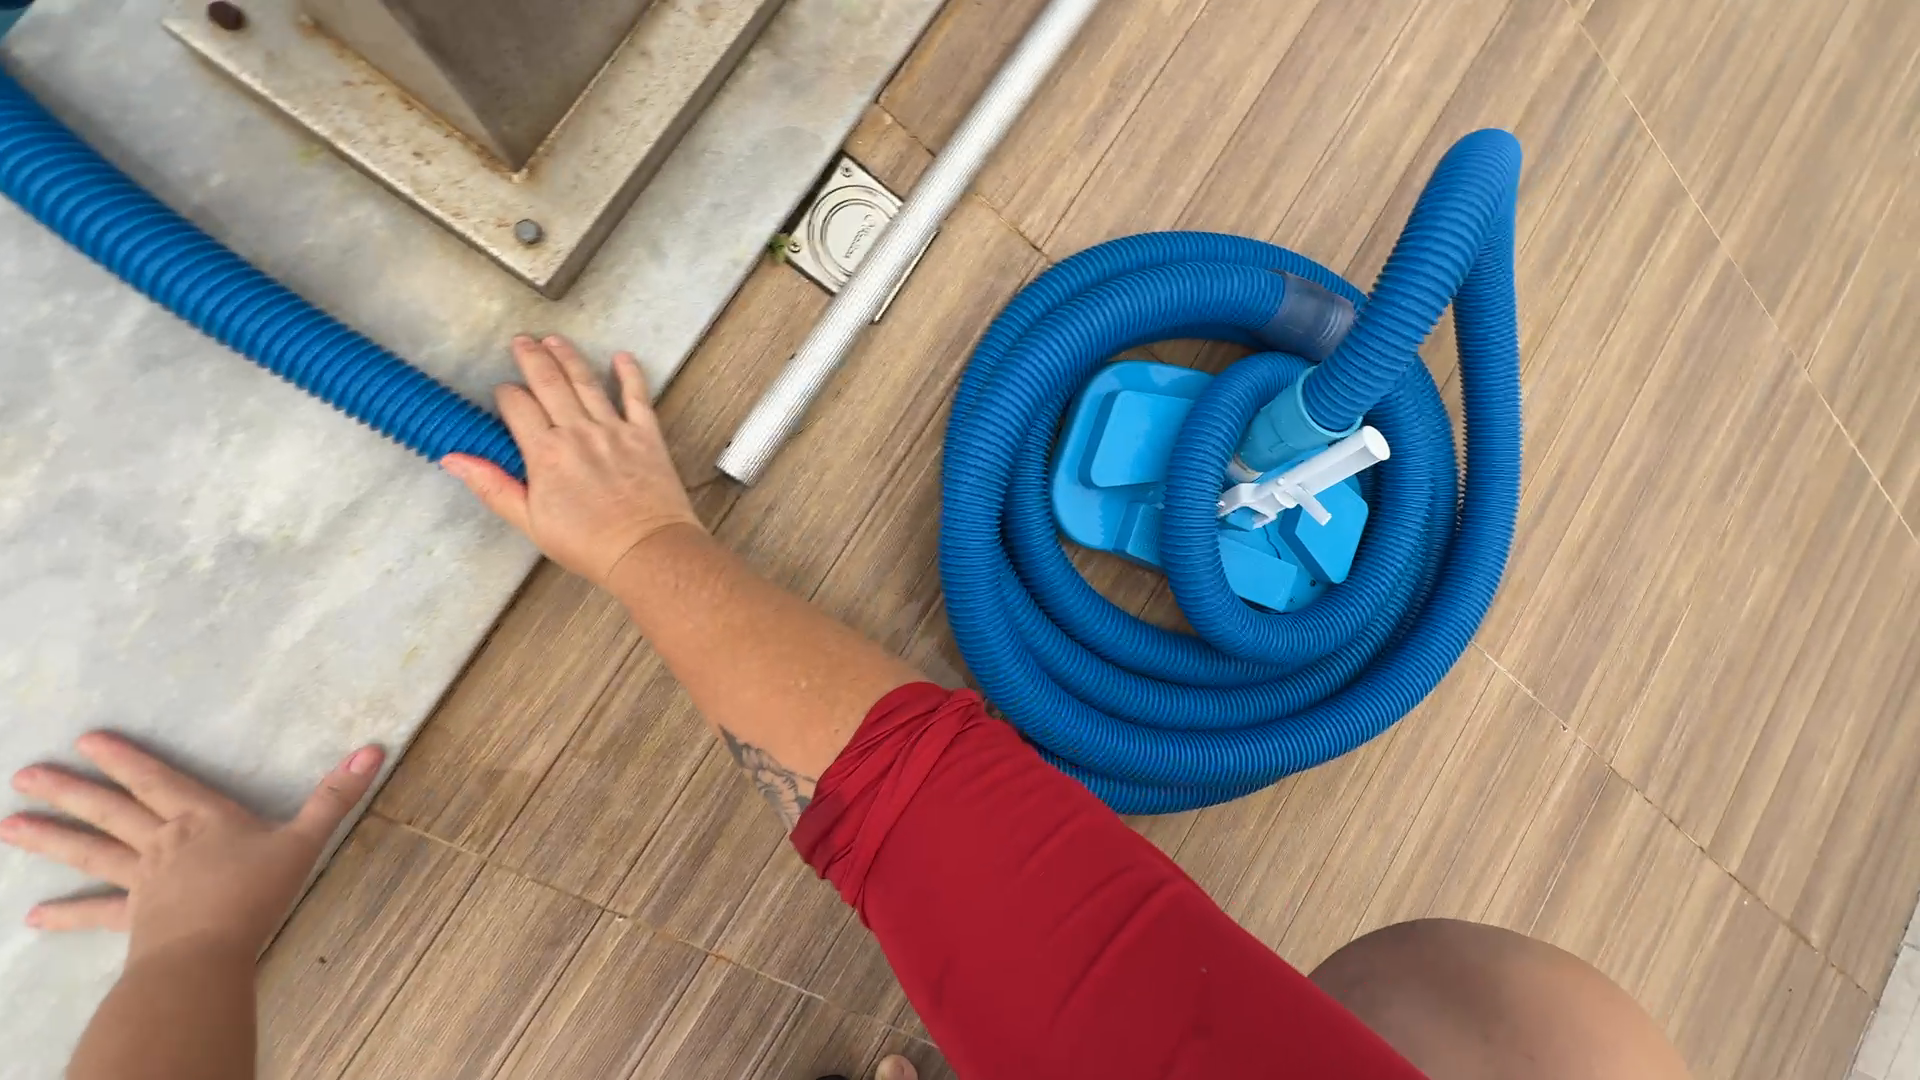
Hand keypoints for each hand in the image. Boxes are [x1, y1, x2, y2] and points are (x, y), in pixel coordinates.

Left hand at [1, 734, 383, 963]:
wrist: (204, 956)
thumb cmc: (256, 891)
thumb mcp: (307, 838)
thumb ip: (337, 795)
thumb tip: (374, 748)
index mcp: (204, 820)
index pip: (160, 782)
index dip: (127, 760)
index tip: (89, 741)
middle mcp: (165, 843)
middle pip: (114, 812)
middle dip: (73, 791)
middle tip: (27, 773)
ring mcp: (143, 881)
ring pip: (94, 852)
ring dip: (52, 839)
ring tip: (9, 825)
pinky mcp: (134, 917)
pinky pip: (98, 911)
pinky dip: (68, 912)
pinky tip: (35, 916)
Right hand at [442, 335, 703, 585]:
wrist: (647, 550)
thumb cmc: (590, 544)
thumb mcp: (531, 521)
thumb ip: (493, 486)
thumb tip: (454, 459)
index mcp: (545, 453)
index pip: (517, 406)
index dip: (507, 394)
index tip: (505, 391)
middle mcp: (579, 433)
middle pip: (550, 382)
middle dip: (532, 358)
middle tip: (523, 341)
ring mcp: (615, 431)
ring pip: (587, 382)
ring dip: (569, 357)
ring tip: (556, 340)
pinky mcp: (647, 436)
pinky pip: (637, 397)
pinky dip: (630, 374)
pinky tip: (623, 357)